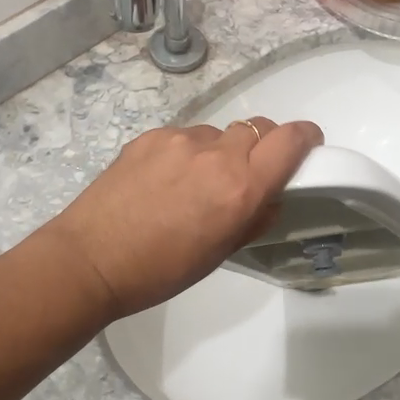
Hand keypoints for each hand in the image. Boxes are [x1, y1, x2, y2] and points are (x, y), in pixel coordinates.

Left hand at [44, 117, 323, 318]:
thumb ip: (254, 218)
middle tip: (249, 173)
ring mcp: (181, 141)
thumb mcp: (221, 253)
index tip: (308, 145)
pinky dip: (187, 153)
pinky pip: (185, 137)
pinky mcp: (150, 136)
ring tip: (195, 184)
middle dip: (264, 145)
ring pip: (220, 133)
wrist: (91, 260)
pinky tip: (164, 181)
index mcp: (240, 188)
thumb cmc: (161, 270)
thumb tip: (269, 197)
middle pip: (259, 128)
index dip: (306, 137)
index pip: (291, 139)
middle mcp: (216, 155)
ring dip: (221, 152)